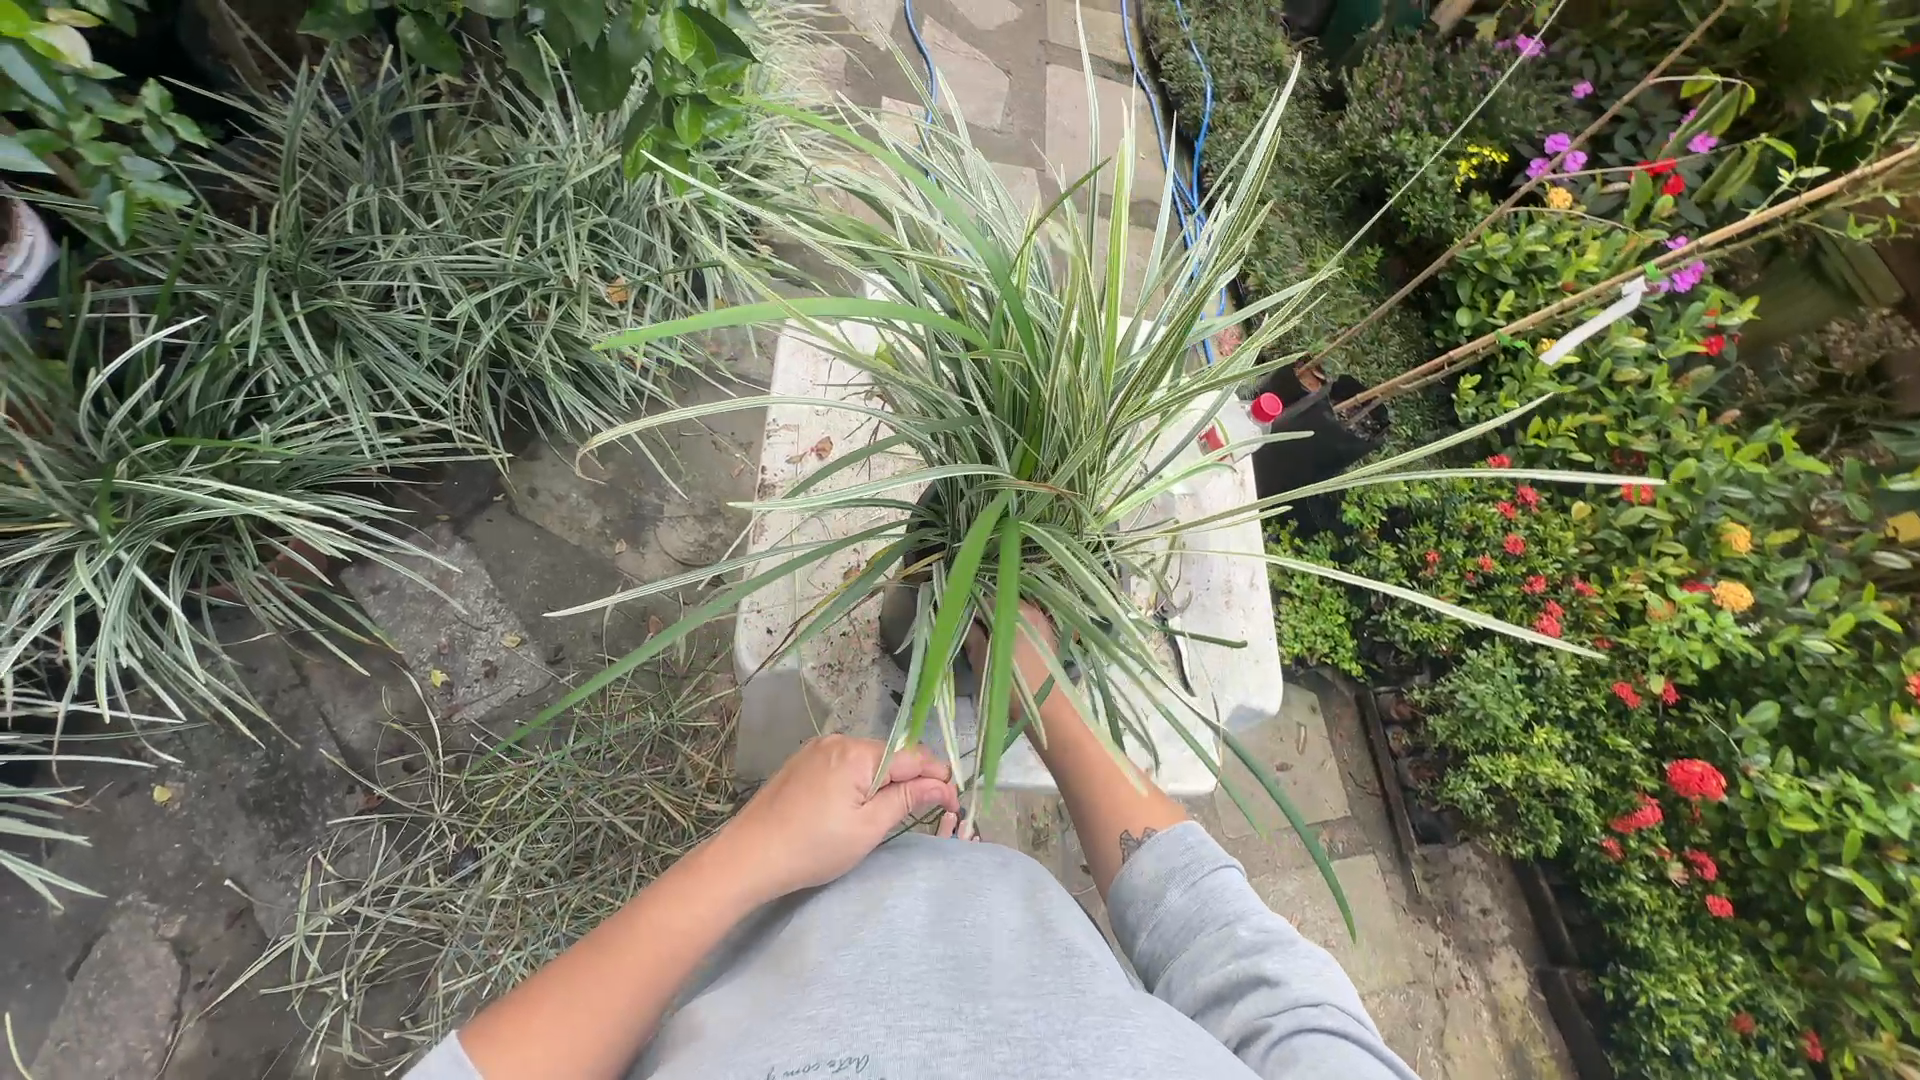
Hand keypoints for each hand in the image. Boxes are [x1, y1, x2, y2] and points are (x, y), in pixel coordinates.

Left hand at [707, 735, 958, 903]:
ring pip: (868, 760)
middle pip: (890, 755)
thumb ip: (907, 800)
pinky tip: (854, 807)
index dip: (937, 776)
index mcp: (857, 753)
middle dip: (911, 778)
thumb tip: (942, 786)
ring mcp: (818, 749)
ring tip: (887, 813)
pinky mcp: (803, 762)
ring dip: (884, 780)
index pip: (912, 756)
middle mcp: (839, 740)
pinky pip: (845, 764)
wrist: (748, 857)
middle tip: (924, 811)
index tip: (953, 801)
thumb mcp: (868, 829)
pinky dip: (860, 781)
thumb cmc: (812, 848)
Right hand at [965, 601, 1061, 716]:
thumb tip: (963, 622)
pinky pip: (1025, 626)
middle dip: (985, 616)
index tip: (959, 622)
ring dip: (999, 624)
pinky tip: (1005, 648)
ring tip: (987, 643)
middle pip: (1001, 605)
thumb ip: (972, 637)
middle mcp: (1032, 611)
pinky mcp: (1049, 637)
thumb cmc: (1011, 686)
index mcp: (1015, 611)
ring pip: (1013, 616)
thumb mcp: (982, 662)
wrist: (1048, 710)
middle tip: (971, 634)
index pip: (984, 598)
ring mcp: (1043, 623)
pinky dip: (1013, 631)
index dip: (968, 609)